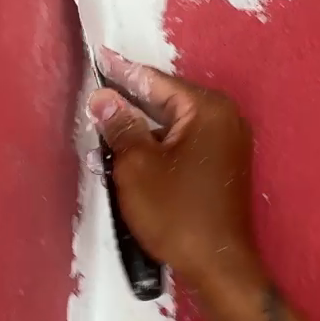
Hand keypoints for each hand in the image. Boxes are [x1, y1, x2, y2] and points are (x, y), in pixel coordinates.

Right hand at [89, 51, 264, 291]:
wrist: (217, 264)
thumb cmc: (176, 212)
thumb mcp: (137, 166)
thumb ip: (120, 126)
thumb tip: (103, 97)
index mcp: (207, 109)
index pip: (154, 81)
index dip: (121, 72)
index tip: (99, 56)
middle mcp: (223, 119)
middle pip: (164, 102)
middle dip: (127, 104)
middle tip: (94, 95)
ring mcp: (225, 144)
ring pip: (169, 127)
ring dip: (137, 132)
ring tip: (101, 134)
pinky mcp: (219, 167)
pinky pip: (179, 146)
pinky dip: (153, 149)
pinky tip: (125, 156)